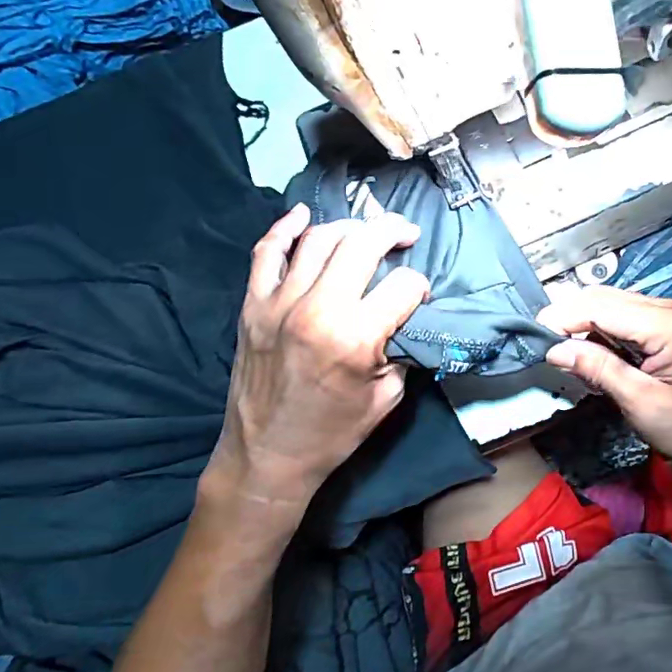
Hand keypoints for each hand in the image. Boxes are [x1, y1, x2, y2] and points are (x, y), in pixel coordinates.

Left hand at [204, 204, 431, 531]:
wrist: (267, 456)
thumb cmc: (332, 434)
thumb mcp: (385, 399)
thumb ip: (400, 351)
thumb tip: (408, 318)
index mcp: (354, 338)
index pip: (402, 286)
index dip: (419, 288)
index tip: (419, 298)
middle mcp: (316, 309)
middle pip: (362, 244)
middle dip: (392, 231)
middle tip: (406, 233)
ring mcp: (278, 302)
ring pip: (318, 240)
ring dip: (349, 228)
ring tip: (366, 232)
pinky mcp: (252, 305)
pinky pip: (266, 253)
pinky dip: (284, 228)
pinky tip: (302, 215)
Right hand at [538, 286, 671, 481]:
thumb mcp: (643, 404)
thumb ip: (599, 369)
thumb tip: (556, 349)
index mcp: (670, 325)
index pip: (602, 307)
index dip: (564, 318)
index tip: (535, 338)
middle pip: (605, 298)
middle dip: (569, 317)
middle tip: (543, 344)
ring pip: (613, 304)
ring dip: (584, 322)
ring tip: (562, 350)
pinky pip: (627, 316)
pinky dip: (602, 330)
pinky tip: (590, 351)